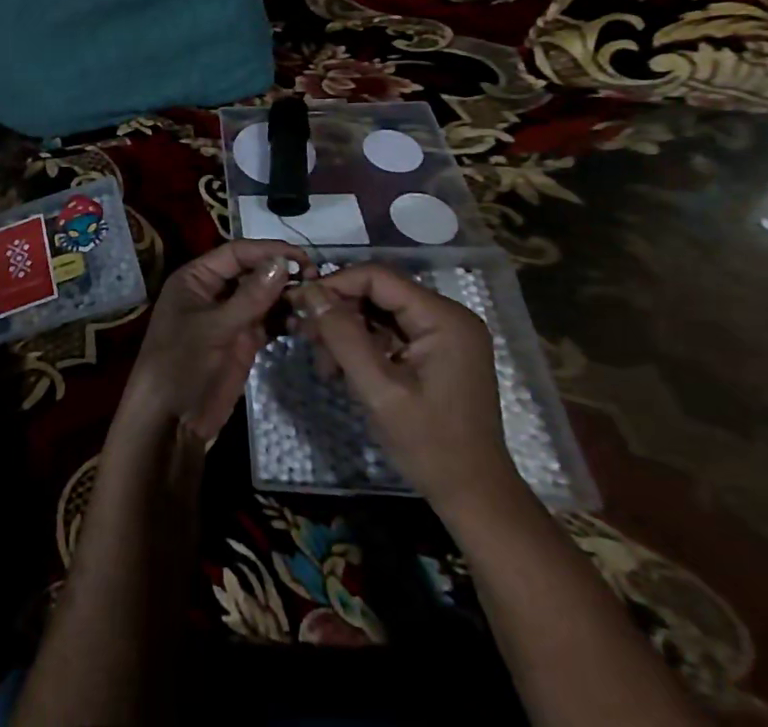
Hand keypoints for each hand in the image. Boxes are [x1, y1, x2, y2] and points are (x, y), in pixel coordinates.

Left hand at [121, 239, 308, 441]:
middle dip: (283, 275)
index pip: (236, 253)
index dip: (268, 251)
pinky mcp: (242, 341)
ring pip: (265, 298)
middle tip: (320, 283)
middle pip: (254, 272)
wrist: (171, 417)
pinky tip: (307, 325)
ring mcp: (229, 317)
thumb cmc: (181, 363)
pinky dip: (287, 322)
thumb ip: (250, 296)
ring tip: (318, 304)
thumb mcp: (215, 327)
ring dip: (289, 299)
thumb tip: (283, 262)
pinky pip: (269, 322)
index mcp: (195, 279)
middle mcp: (212, 292)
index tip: (305, 258)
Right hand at [289, 263, 521, 510]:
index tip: (298, 305)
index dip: (334, 284)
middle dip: (336, 311)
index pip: (378, 277)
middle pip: (377, 293)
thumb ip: (342, 336)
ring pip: (377, 313)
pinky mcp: (433, 352)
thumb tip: (309, 292)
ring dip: (343, 331)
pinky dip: (359, 346)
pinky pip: (387, 333)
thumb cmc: (427, 442)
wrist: (470, 491)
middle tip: (304, 337)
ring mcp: (442, 335)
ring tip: (323, 364)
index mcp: (444, 319)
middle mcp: (447, 317)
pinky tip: (339, 370)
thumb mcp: (377, 389)